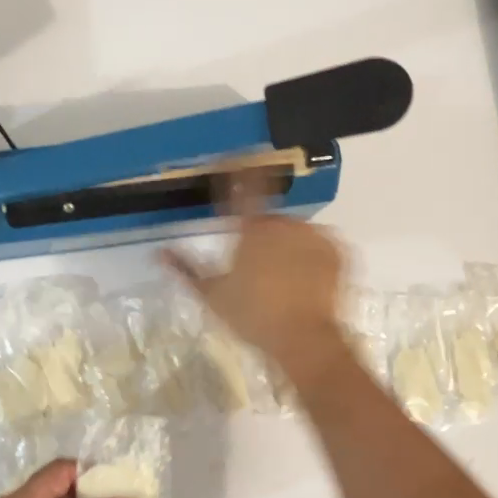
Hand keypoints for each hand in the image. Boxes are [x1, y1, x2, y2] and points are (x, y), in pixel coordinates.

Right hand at [161, 169, 350, 378]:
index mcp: (251, 229)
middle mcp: (283, 223)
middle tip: (257, 264)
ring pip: (295, 232)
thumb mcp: (212, 297)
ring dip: (288, 246)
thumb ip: (185, 269)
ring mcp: (314, 235)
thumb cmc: (254, 318)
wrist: (306, 341)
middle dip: (263, 234)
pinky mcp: (338, 250)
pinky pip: (320, 246)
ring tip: (283, 279)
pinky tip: (306, 281)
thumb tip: (159, 251)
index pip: (243, 185)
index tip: (235, 155)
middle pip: (269, 219)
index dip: (237, 166)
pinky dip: (313, 257)